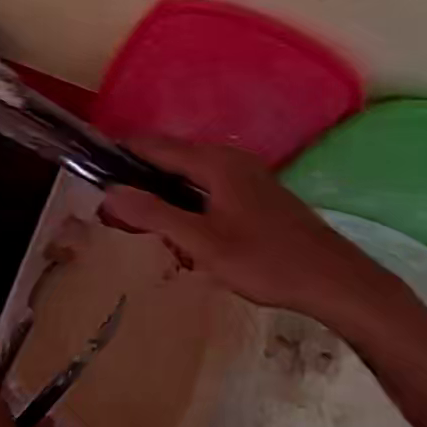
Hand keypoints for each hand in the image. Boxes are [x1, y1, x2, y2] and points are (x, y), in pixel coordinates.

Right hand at [101, 137, 416, 321]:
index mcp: (214, 162)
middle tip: (113, 214)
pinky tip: (182, 235)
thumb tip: (110, 193)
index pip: (153, 145)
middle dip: (138, 181)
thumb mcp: (202, 242)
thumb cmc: (265, 261)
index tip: (91, 175)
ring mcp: (246, 176)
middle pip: (170, 159)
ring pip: (189, 177)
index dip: (119, 155)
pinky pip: (207, 190)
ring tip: (142, 229)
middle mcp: (229, 159)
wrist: (335, 281)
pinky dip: (185, 205)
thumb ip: (154, 215)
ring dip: (162, 197)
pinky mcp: (255, 195)